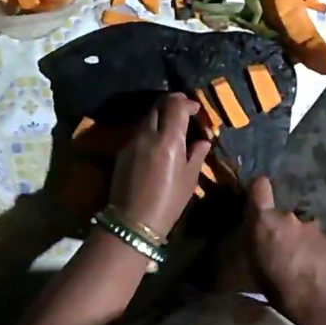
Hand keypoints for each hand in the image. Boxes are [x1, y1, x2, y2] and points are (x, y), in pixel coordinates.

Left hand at [109, 94, 212, 236]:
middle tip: (184, 112)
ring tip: (171, 128)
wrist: (132, 222)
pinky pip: (138, 130)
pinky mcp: (122, 149)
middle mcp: (148, 133)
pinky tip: (157, 142)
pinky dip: (150, 128)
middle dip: (172, 103)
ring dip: (160, 115)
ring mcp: (132, 140)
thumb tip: (203, 140)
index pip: (176, 105)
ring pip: (147, 116)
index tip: (196, 109)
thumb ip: (197, 154)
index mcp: (168, 139)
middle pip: (158, 105)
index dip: (188, 102)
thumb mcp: (189, 179)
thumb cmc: (168, 202)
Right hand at [244, 176, 325, 324]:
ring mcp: (311, 226)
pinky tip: (313, 266)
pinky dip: (313, 248)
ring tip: (299, 259)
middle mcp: (288, 216)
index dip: (258, 189)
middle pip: (281, 212)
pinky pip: (315, 238)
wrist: (316, 299)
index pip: (259, 185)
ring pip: (300, 226)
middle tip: (279, 246)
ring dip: (299, 237)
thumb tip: (255, 228)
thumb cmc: (276, 284)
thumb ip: (255, 237)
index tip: (257, 198)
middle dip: (281, 225)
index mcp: (264, 219)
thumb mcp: (253, 261)